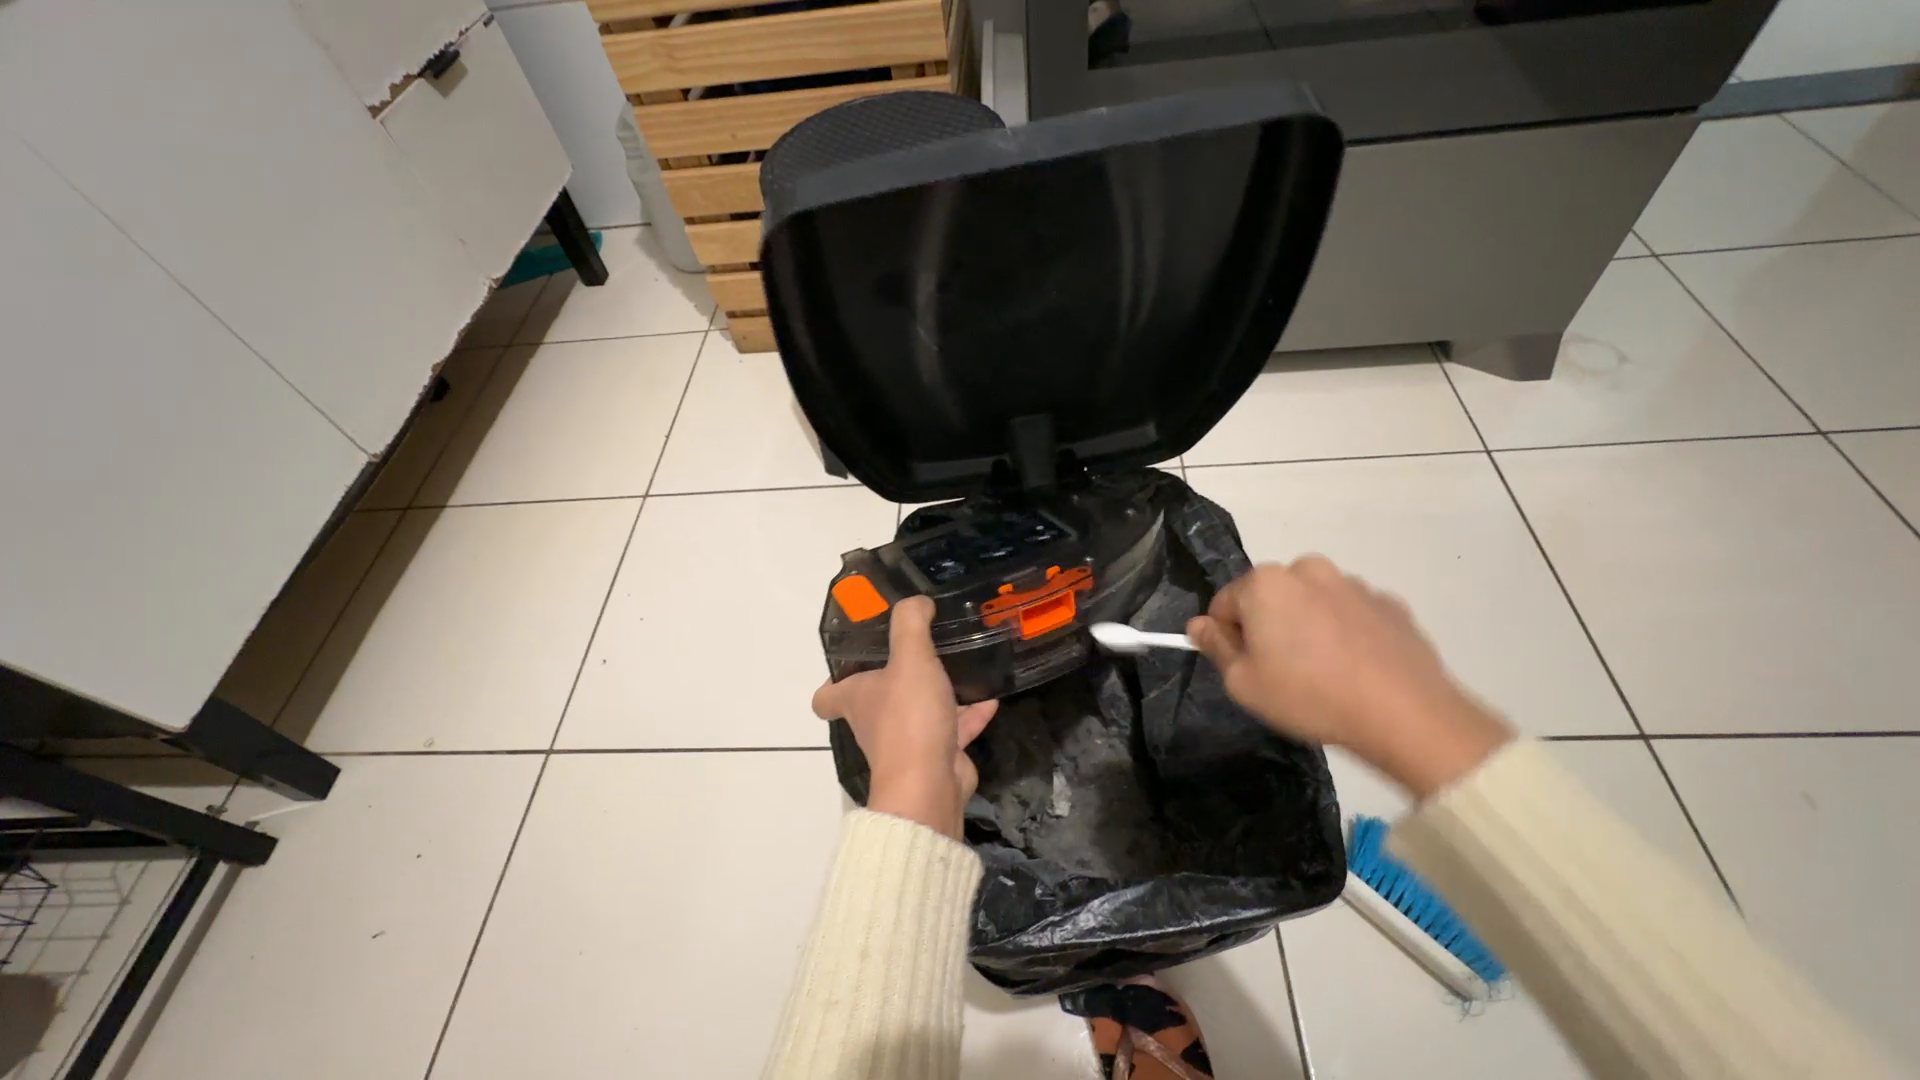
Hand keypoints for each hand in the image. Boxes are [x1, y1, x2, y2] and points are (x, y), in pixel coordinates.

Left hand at [812, 596, 998, 838]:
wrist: (930, 784)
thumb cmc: (908, 718)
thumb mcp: (910, 658)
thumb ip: (911, 624)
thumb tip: (916, 602)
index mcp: (856, 699)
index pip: (826, 695)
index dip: (833, 679)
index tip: (854, 658)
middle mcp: (875, 720)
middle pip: (880, 696)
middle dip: (899, 674)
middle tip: (923, 647)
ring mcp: (907, 741)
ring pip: (921, 710)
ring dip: (940, 692)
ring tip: (962, 665)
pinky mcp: (937, 755)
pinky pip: (954, 728)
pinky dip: (970, 714)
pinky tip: (991, 697)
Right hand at [1186, 557, 1511, 798]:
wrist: (1405, 713)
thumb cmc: (1309, 696)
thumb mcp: (1243, 683)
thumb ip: (1215, 647)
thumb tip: (1199, 625)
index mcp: (1266, 583)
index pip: (1224, 604)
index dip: (1226, 637)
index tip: (1243, 668)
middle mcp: (1308, 570)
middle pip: (1269, 597)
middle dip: (1268, 626)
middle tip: (1282, 672)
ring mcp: (1354, 584)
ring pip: (1312, 603)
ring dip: (1307, 627)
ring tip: (1324, 674)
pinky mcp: (1390, 603)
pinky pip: (1351, 614)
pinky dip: (1345, 634)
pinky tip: (1356, 670)